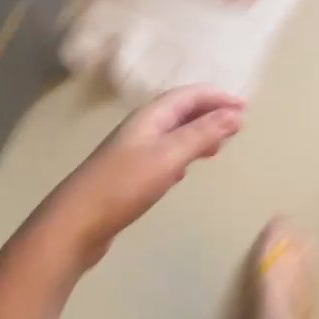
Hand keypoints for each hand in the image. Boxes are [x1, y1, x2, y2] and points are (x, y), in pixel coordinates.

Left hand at [39, 86, 245, 265]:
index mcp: (150, 116)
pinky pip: (163, 154)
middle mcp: (142, 127)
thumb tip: (234, 114)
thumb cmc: (124, 184)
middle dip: (209, 113)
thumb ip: (202, 134)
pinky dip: (182, 155)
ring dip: (197, 134)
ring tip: (218, 147)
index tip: (243, 107)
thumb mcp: (169, 156)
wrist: (75, 224)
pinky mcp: (128, 175)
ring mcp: (133, 151)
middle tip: (236, 125)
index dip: (217, 97)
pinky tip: (184, 171)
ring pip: (173, 133)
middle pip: (180, 111)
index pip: (189, 95)